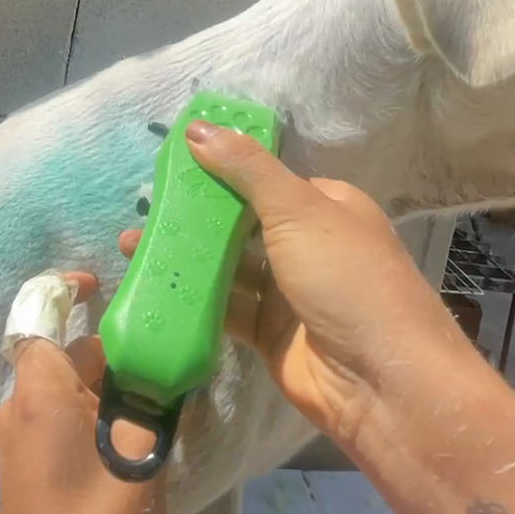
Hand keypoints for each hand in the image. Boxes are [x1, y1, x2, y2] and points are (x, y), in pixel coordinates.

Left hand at [0, 274, 165, 513]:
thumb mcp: (137, 457)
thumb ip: (153, 401)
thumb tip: (169, 365)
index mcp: (37, 391)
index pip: (38, 314)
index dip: (65, 288)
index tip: (102, 284)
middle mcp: (18, 406)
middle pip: (66, 356)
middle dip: (112, 360)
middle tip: (161, 377)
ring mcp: (18, 439)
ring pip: (68, 391)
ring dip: (108, 395)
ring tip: (155, 419)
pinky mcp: (26, 467)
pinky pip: (61, 421)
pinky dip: (94, 420)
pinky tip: (130, 448)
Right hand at [117, 122, 478, 448]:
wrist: (384, 385)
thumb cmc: (346, 278)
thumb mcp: (296, 208)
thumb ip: (245, 167)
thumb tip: (196, 127)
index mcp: (323, 205)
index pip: (262, 177)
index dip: (218, 167)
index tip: (169, 164)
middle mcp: (305, 242)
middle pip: (238, 220)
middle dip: (191, 213)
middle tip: (143, 208)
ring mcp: (285, 289)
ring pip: (224, 262)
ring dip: (182, 253)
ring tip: (130, 244)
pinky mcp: (266, 331)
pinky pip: (222, 304)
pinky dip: (189, 294)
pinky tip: (151, 284)